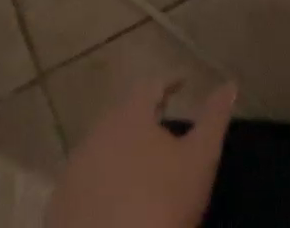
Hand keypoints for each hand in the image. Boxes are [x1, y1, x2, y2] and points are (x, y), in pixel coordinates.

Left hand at [46, 77, 236, 227]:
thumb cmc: (161, 201)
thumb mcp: (200, 158)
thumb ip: (215, 117)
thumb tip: (230, 84)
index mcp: (129, 116)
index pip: (150, 86)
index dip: (169, 82)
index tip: (183, 83)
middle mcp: (95, 135)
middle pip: (122, 115)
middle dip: (144, 117)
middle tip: (166, 126)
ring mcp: (72, 172)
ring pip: (102, 147)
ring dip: (122, 149)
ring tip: (144, 164)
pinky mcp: (59, 206)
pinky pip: (86, 181)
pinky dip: (104, 180)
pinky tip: (118, 198)